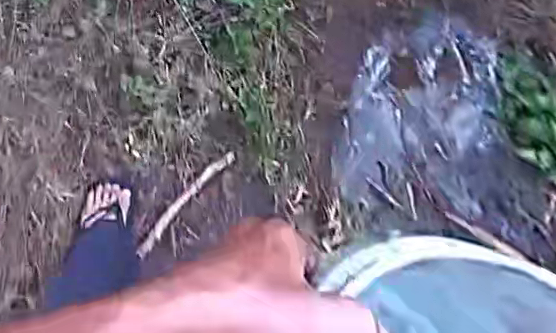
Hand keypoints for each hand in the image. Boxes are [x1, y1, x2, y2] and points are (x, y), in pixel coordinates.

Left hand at [129, 219, 378, 332]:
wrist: (190, 315)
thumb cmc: (252, 309)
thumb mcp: (321, 318)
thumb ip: (357, 318)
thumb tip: (366, 322)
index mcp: (281, 232)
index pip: (318, 265)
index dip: (323, 298)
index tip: (319, 321)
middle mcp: (250, 235)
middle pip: (289, 281)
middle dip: (294, 308)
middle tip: (292, 327)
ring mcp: (225, 256)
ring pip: (259, 292)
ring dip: (265, 314)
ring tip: (264, 326)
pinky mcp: (205, 278)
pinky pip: (235, 299)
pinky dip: (241, 315)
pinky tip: (242, 324)